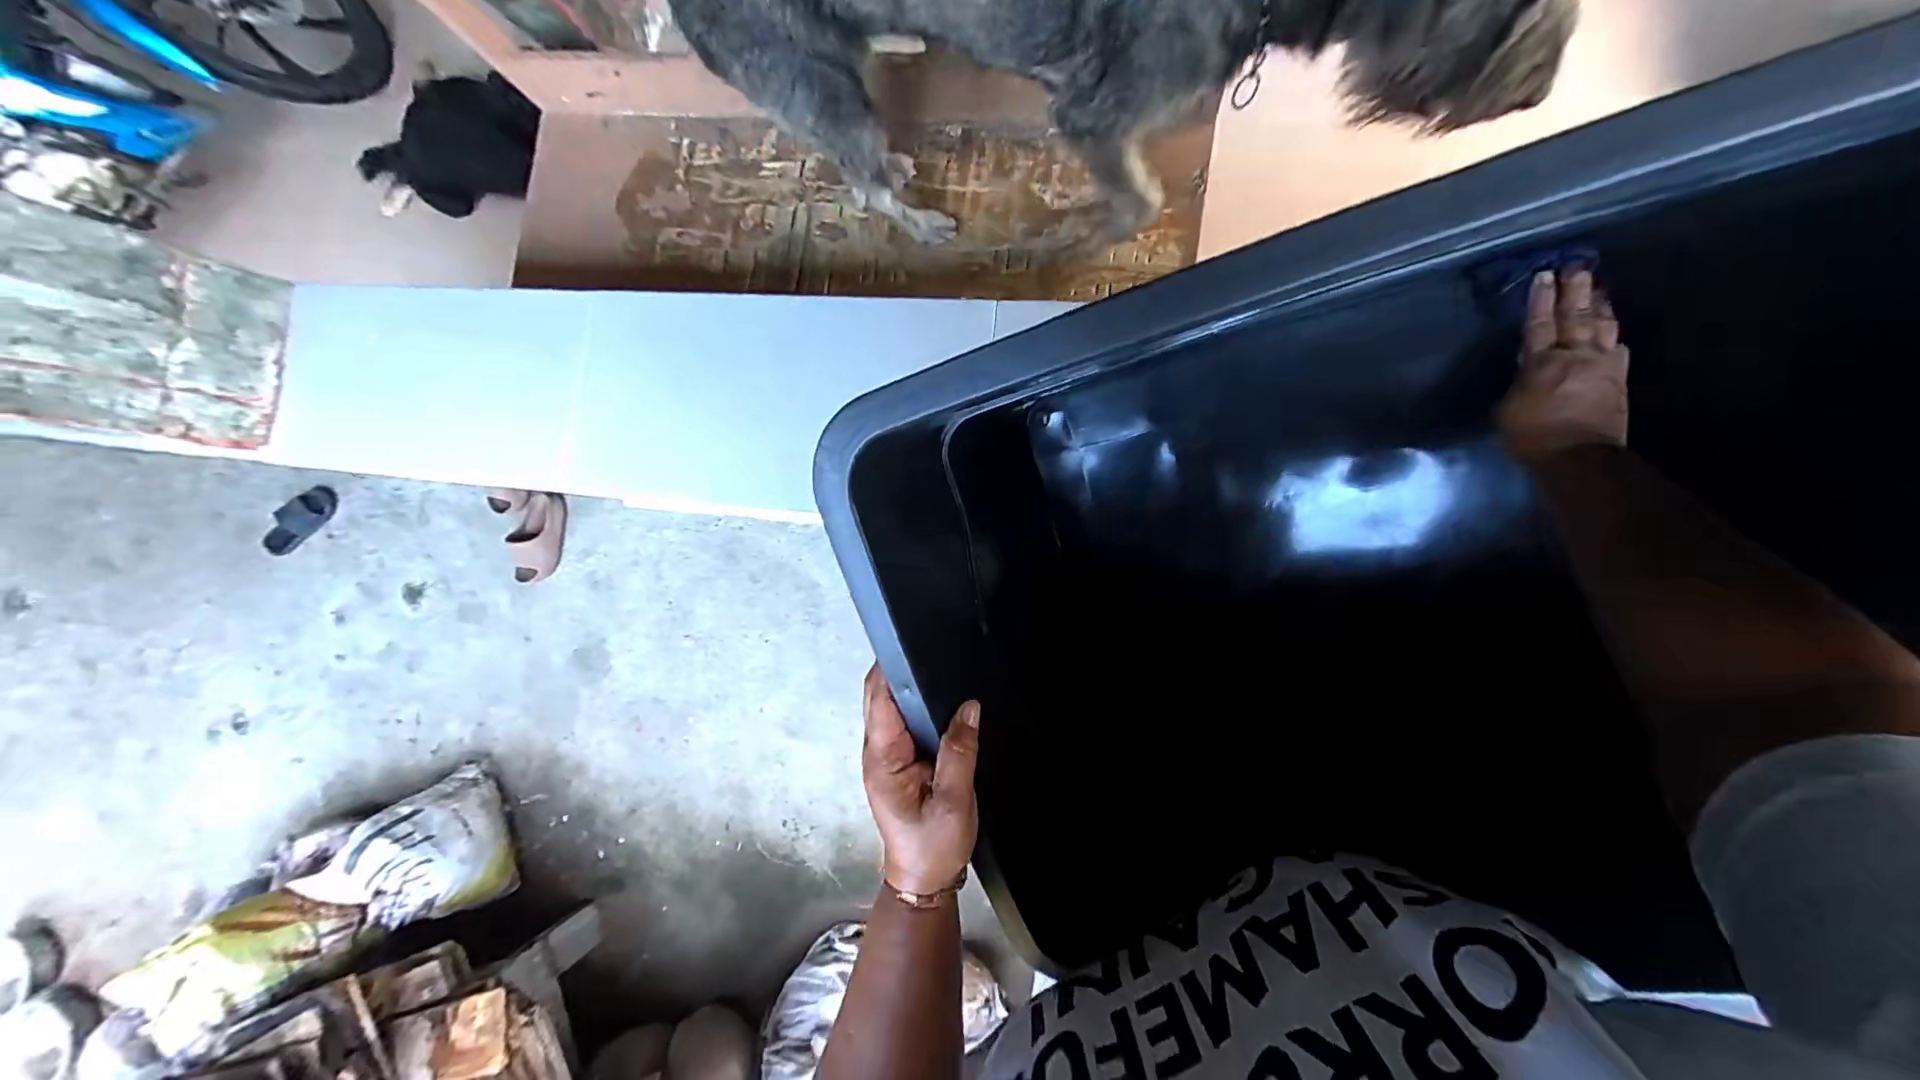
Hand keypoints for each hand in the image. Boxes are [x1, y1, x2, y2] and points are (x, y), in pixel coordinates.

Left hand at [862, 664, 979, 894]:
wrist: (924, 878)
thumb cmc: (934, 844)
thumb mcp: (954, 800)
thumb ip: (960, 751)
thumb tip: (970, 706)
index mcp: (883, 760)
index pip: (880, 702)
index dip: (891, 672)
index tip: (912, 644)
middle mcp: (877, 752)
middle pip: (879, 698)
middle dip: (899, 672)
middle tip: (931, 646)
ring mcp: (885, 755)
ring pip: (890, 707)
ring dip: (908, 686)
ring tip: (938, 663)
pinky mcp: (898, 759)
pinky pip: (902, 721)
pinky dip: (915, 704)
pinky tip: (937, 695)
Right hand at [1498, 268, 1630, 463]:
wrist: (1578, 455)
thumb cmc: (1531, 434)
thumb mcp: (1507, 408)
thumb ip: (1518, 382)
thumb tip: (1526, 369)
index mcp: (1542, 363)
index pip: (1538, 324)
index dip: (1540, 300)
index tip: (1544, 276)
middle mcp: (1575, 356)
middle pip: (1575, 317)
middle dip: (1575, 291)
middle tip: (1578, 267)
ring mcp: (1602, 365)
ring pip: (1602, 327)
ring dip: (1599, 306)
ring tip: (1598, 288)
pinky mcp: (1618, 379)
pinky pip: (1617, 348)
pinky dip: (1612, 334)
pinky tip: (1611, 329)